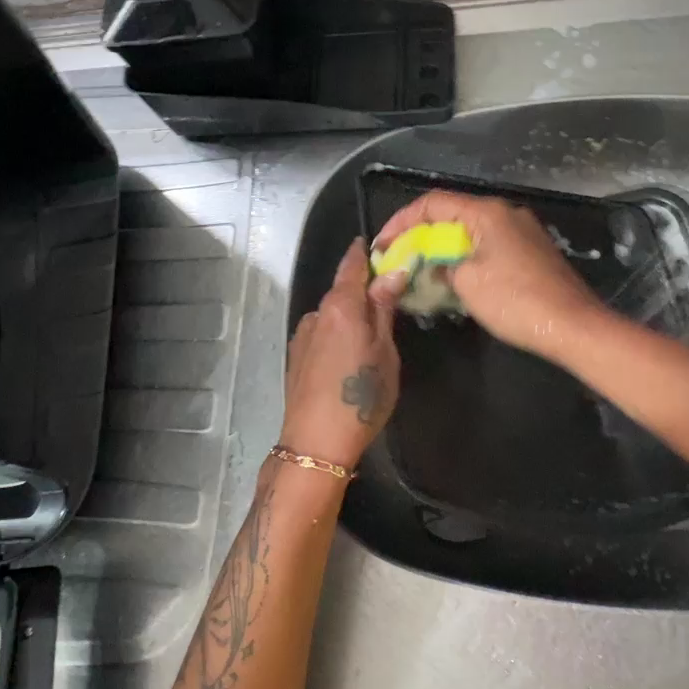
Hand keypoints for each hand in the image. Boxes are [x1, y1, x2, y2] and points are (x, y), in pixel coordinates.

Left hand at [280, 238, 401, 467]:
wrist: (316, 442)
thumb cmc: (360, 397)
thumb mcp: (385, 353)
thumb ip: (384, 310)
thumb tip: (392, 271)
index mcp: (341, 306)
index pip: (352, 265)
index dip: (366, 252)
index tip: (381, 245)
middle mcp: (317, 313)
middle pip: (343, 291)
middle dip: (364, 291)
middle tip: (391, 300)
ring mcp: (303, 336)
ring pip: (332, 315)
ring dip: (350, 317)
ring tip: (371, 339)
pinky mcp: (296, 357)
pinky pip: (322, 334)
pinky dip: (337, 335)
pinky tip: (349, 358)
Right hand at [374, 190, 613, 362]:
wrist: (574, 326)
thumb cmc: (516, 301)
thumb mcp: (467, 284)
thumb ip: (442, 266)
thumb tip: (434, 265)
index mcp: (487, 213)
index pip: (432, 203)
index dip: (402, 221)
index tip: (384, 245)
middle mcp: (504, 214)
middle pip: (451, 214)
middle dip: (420, 235)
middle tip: (398, 258)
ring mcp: (521, 232)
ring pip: (469, 231)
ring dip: (442, 248)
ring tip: (419, 270)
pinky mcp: (530, 252)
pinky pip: (487, 245)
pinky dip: (464, 257)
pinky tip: (453, 278)